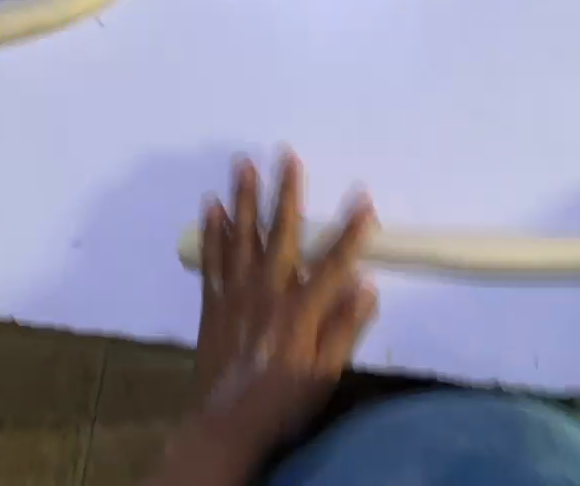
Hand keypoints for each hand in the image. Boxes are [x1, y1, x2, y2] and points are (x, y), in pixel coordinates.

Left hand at [193, 152, 378, 455]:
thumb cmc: (283, 400)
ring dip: (244, 198)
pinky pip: (214, 258)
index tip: (363, 196)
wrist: (226, 426)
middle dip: (287, 190)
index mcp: (300, 308)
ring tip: (243, 164)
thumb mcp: (325, 374)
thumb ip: (345, 327)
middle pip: (281, 232)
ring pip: (242, 236)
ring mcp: (237, 292)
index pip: (333, 260)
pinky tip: (213, 207)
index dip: (350, 229)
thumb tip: (367, 284)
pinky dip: (213, 231)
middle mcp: (268, 290)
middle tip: (285, 154)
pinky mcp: (214, 301)